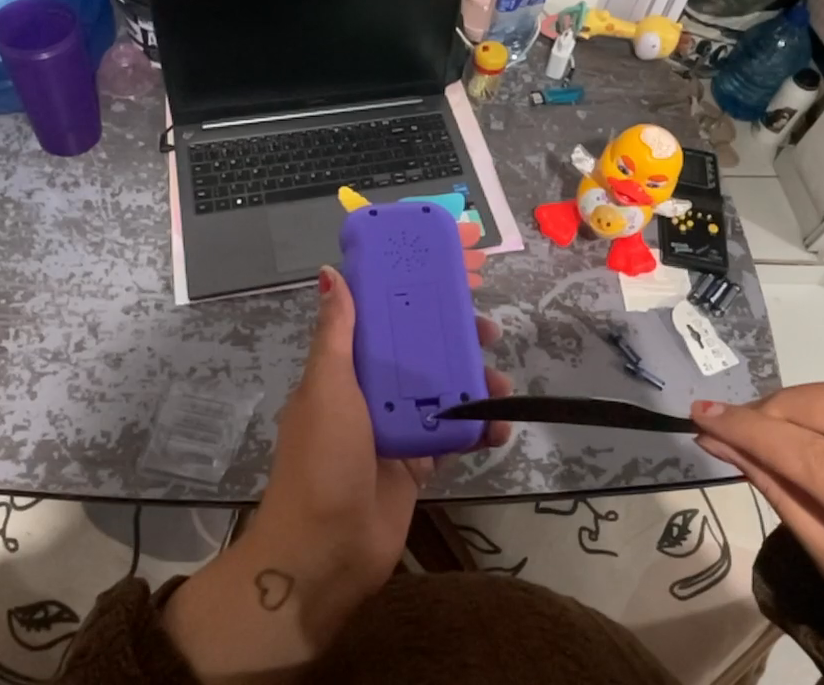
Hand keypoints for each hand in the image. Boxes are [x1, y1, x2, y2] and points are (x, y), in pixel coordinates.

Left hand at [164, 224, 509, 680]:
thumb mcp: (327, 388)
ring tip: (500, 384)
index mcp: (344, 368)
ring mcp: (396, 429)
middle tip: (488, 326)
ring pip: (442, 391)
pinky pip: (453, 437)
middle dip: (453, 336)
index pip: (382, 317)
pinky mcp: (418, 464)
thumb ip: (337, 333)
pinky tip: (499, 426)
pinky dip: (477, 430)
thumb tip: (329, 272)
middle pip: (419, 351)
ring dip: (474, 383)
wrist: (324, 552)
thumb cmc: (322, 459)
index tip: (448, 271)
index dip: (412, 292)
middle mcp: (371, 392)